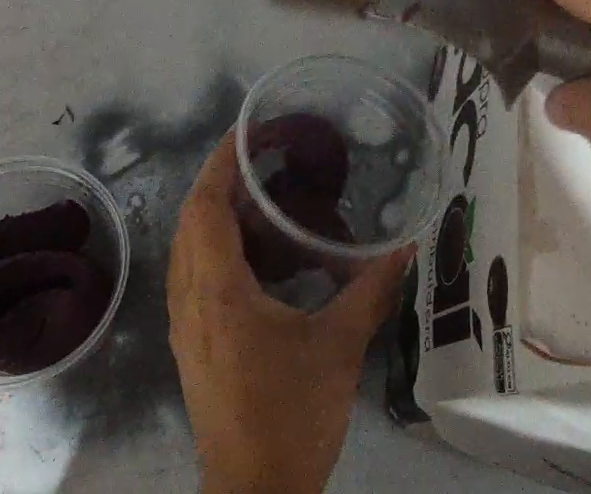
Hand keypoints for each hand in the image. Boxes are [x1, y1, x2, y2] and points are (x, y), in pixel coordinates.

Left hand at [169, 133, 412, 493]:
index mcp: (217, 291)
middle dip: (220, 182)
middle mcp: (189, 299)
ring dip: (215, 214)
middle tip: (261, 159)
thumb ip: (371, 291)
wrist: (254, 490)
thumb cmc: (292, 413)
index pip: (206, 207)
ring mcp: (184, 323)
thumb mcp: (339, 347)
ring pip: (187, 248)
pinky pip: (193, 274)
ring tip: (261, 197)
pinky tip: (256, 254)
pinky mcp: (192, 342)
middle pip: (190, 220)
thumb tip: (406, 247)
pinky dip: (216, 247)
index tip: (247, 132)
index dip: (221, 164)